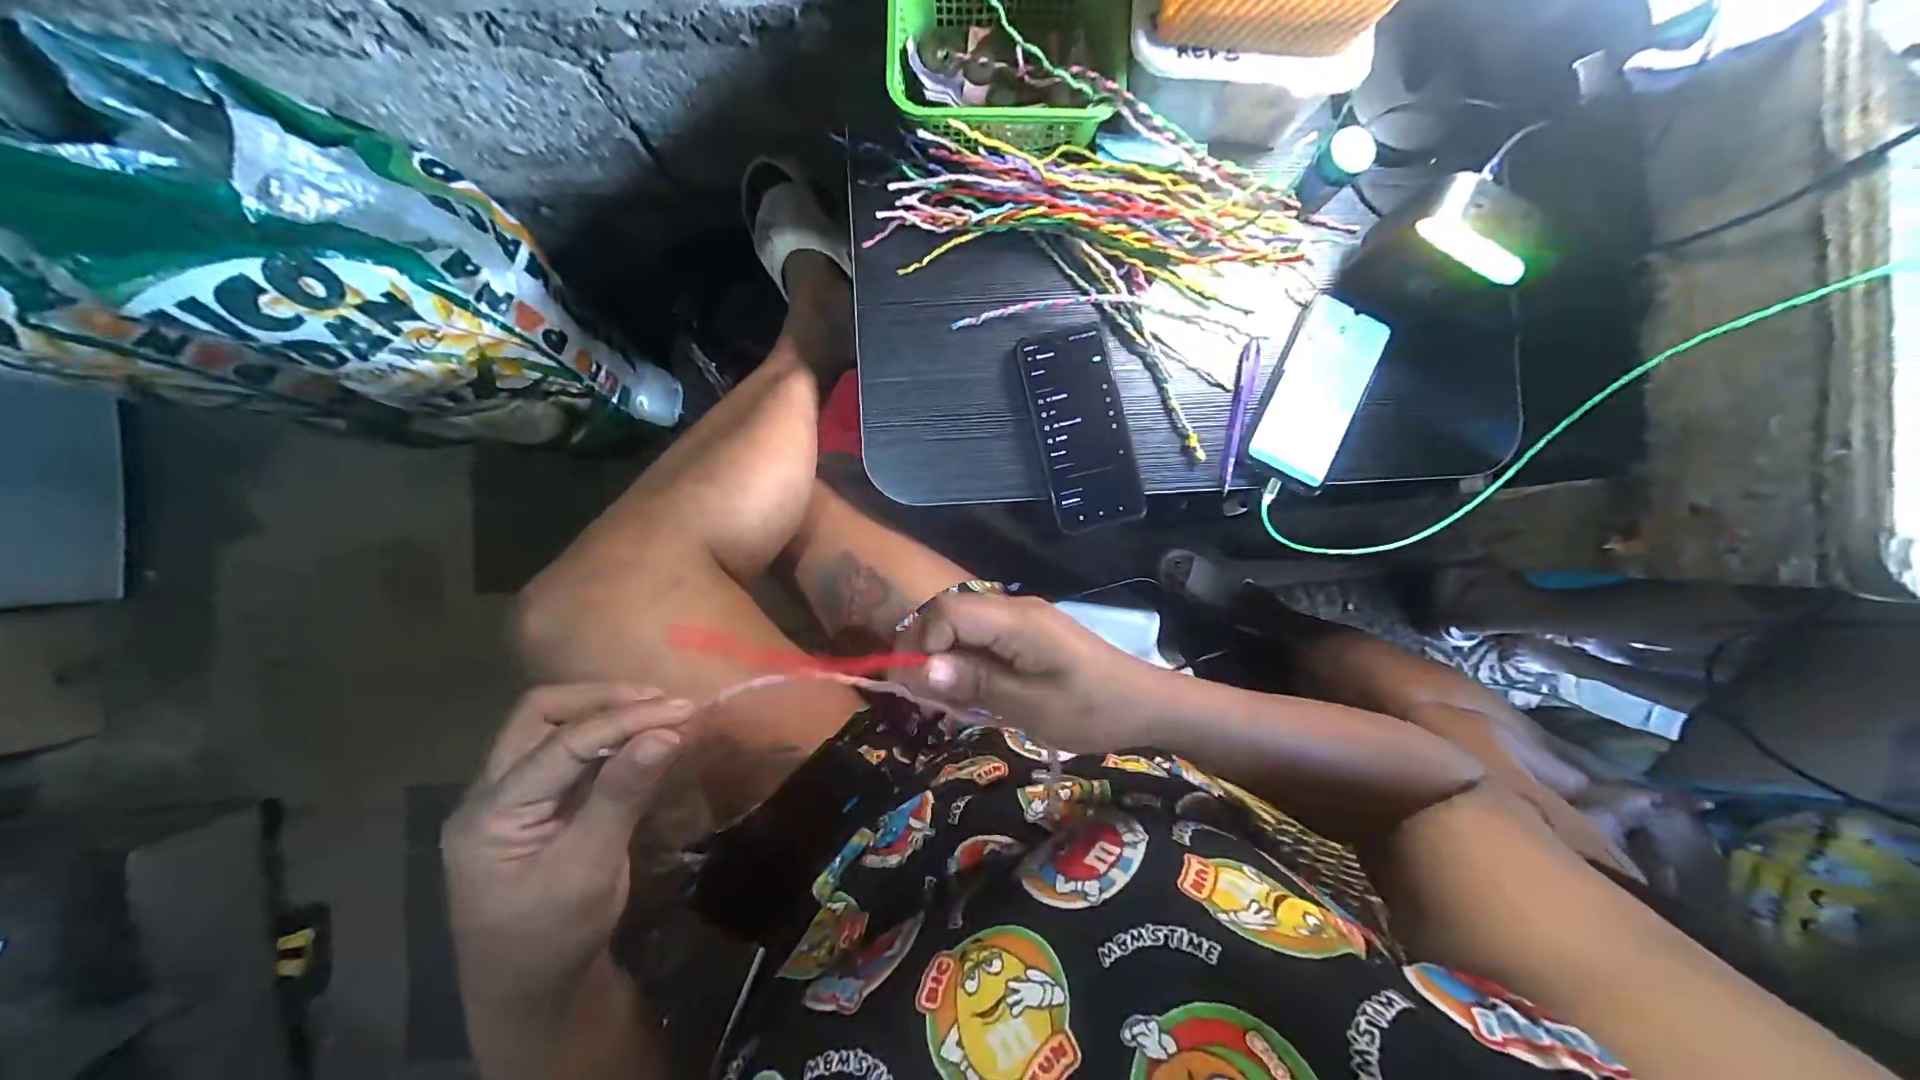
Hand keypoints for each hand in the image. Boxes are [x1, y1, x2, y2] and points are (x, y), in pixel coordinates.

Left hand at [443, 685, 692, 1023]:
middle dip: (603, 698)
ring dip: (604, 711)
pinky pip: (568, 750)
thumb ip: (621, 794)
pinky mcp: (537, 803)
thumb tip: (667, 732)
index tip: (682, 710)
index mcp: (491, 812)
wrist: (531, 992)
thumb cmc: (553, 938)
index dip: (624, 720)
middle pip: (539, 714)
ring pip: (550, 725)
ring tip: (658, 711)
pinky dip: (607, 735)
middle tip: (661, 702)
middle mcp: (492, 792)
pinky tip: (641, 737)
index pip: (562, 743)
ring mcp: (512, 796)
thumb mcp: (589, 869)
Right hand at [894, 591, 1165, 751]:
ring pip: (963, 625)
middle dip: (928, 651)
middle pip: (950, 613)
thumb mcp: (1031, 707)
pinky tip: (975, 693)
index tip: (917, 687)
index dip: (921, 643)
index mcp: (1017, 620)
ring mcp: (1023, 618)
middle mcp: (1016, 608)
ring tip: (950, 701)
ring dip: (947, 659)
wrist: (1147, 705)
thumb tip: (920, 669)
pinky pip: (983, 637)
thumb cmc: (1093, 710)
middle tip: (928, 698)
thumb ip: (975, 683)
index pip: (947, 611)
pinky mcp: (1029, 633)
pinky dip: (968, 662)